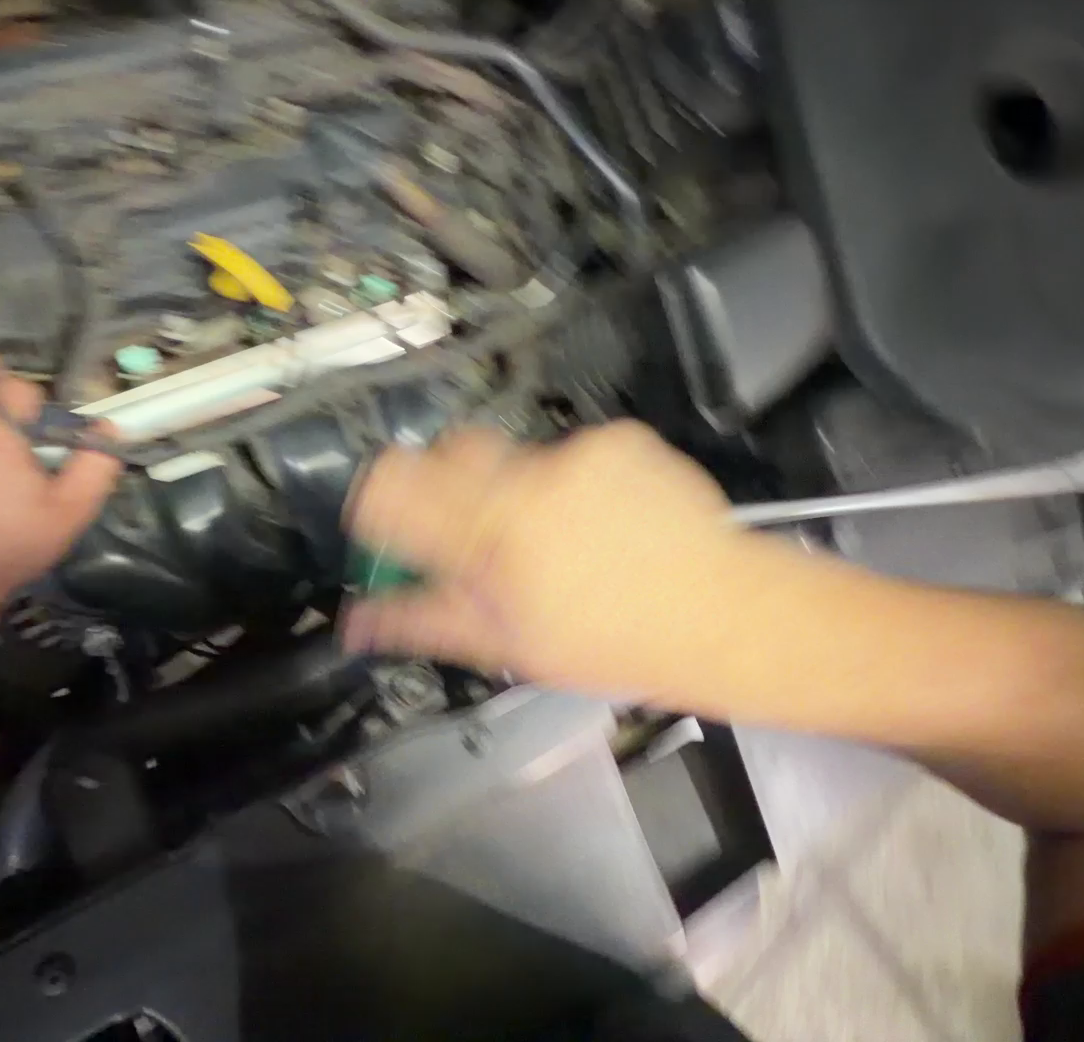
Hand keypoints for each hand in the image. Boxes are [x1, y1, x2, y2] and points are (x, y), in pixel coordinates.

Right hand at [343, 421, 766, 698]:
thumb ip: (424, 622)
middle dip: (450, 487)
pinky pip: (568, 451)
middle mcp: (527, 480)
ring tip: (555, 536)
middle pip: (448, 452)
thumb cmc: (618, 643)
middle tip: (478, 534)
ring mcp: (576, 453)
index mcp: (490, 534)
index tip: (391, 516)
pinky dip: (569, 482)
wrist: (724, 613)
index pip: (393, 485)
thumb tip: (359, 622)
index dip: (381, 497)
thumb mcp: (508, 644)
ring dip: (516, 489)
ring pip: (512, 455)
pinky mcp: (617, 439)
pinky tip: (599, 521)